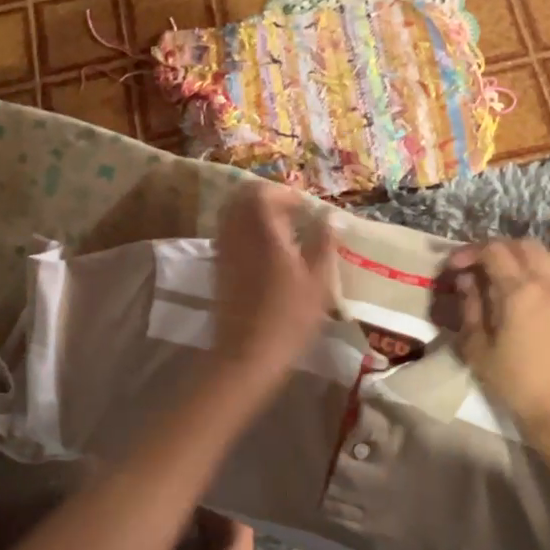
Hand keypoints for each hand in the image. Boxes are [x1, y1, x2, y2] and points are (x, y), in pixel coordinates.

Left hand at [211, 182, 334, 373]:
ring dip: (252, 213)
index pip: (265, 193)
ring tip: (278, 230)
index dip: (286, 194)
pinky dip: (243, 230)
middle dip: (267, 198)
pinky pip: (227, 233)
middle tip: (291, 213)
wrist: (246, 356)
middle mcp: (238, 234)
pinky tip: (263, 251)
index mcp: (264, 232)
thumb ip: (324, 243)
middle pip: (242, 197)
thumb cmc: (289, 319)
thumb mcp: (319, 283)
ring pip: (231, 214)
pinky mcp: (217, 268)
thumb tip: (331, 216)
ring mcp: (224, 251)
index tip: (306, 210)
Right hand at [443, 239, 549, 426]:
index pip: (493, 251)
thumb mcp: (477, 347)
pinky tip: (522, 290)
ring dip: (519, 254)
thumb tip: (467, 280)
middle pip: (521, 245)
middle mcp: (545, 284)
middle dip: (494, 248)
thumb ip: (470, 307)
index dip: (469, 252)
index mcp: (519, 291)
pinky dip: (537, 268)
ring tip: (500, 273)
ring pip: (543, 254)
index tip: (452, 268)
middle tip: (474, 266)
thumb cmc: (513, 382)